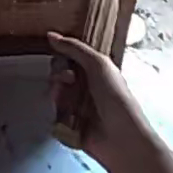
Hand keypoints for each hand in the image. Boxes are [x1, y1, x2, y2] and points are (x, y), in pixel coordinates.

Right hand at [47, 31, 152, 170]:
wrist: (122, 138)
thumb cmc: (115, 97)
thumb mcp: (98, 64)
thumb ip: (74, 48)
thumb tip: (50, 34)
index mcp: (94, 70)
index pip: (69, 55)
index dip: (63, 54)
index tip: (62, 55)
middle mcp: (85, 85)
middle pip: (58, 71)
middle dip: (58, 73)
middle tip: (68, 80)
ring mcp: (77, 104)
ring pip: (54, 90)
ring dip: (57, 91)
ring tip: (65, 99)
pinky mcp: (70, 123)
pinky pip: (54, 111)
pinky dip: (57, 110)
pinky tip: (65, 112)